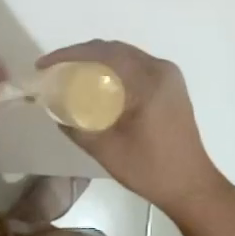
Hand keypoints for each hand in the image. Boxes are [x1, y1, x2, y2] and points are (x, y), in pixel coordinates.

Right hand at [36, 40, 227, 217]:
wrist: (191, 186)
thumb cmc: (150, 169)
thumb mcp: (106, 149)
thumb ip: (77, 127)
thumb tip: (54, 111)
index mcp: (149, 81)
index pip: (103, 53)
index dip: (69, 54)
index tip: (44, 66)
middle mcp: (161, 70)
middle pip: (114, 49)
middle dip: (80, 55)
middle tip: (53, 70)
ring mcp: (169, 77)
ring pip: (124, 56)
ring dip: (96, 61)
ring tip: (69, 75)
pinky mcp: (170, 87)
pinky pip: (135, 68)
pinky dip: (112, 70)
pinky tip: (95, 84)